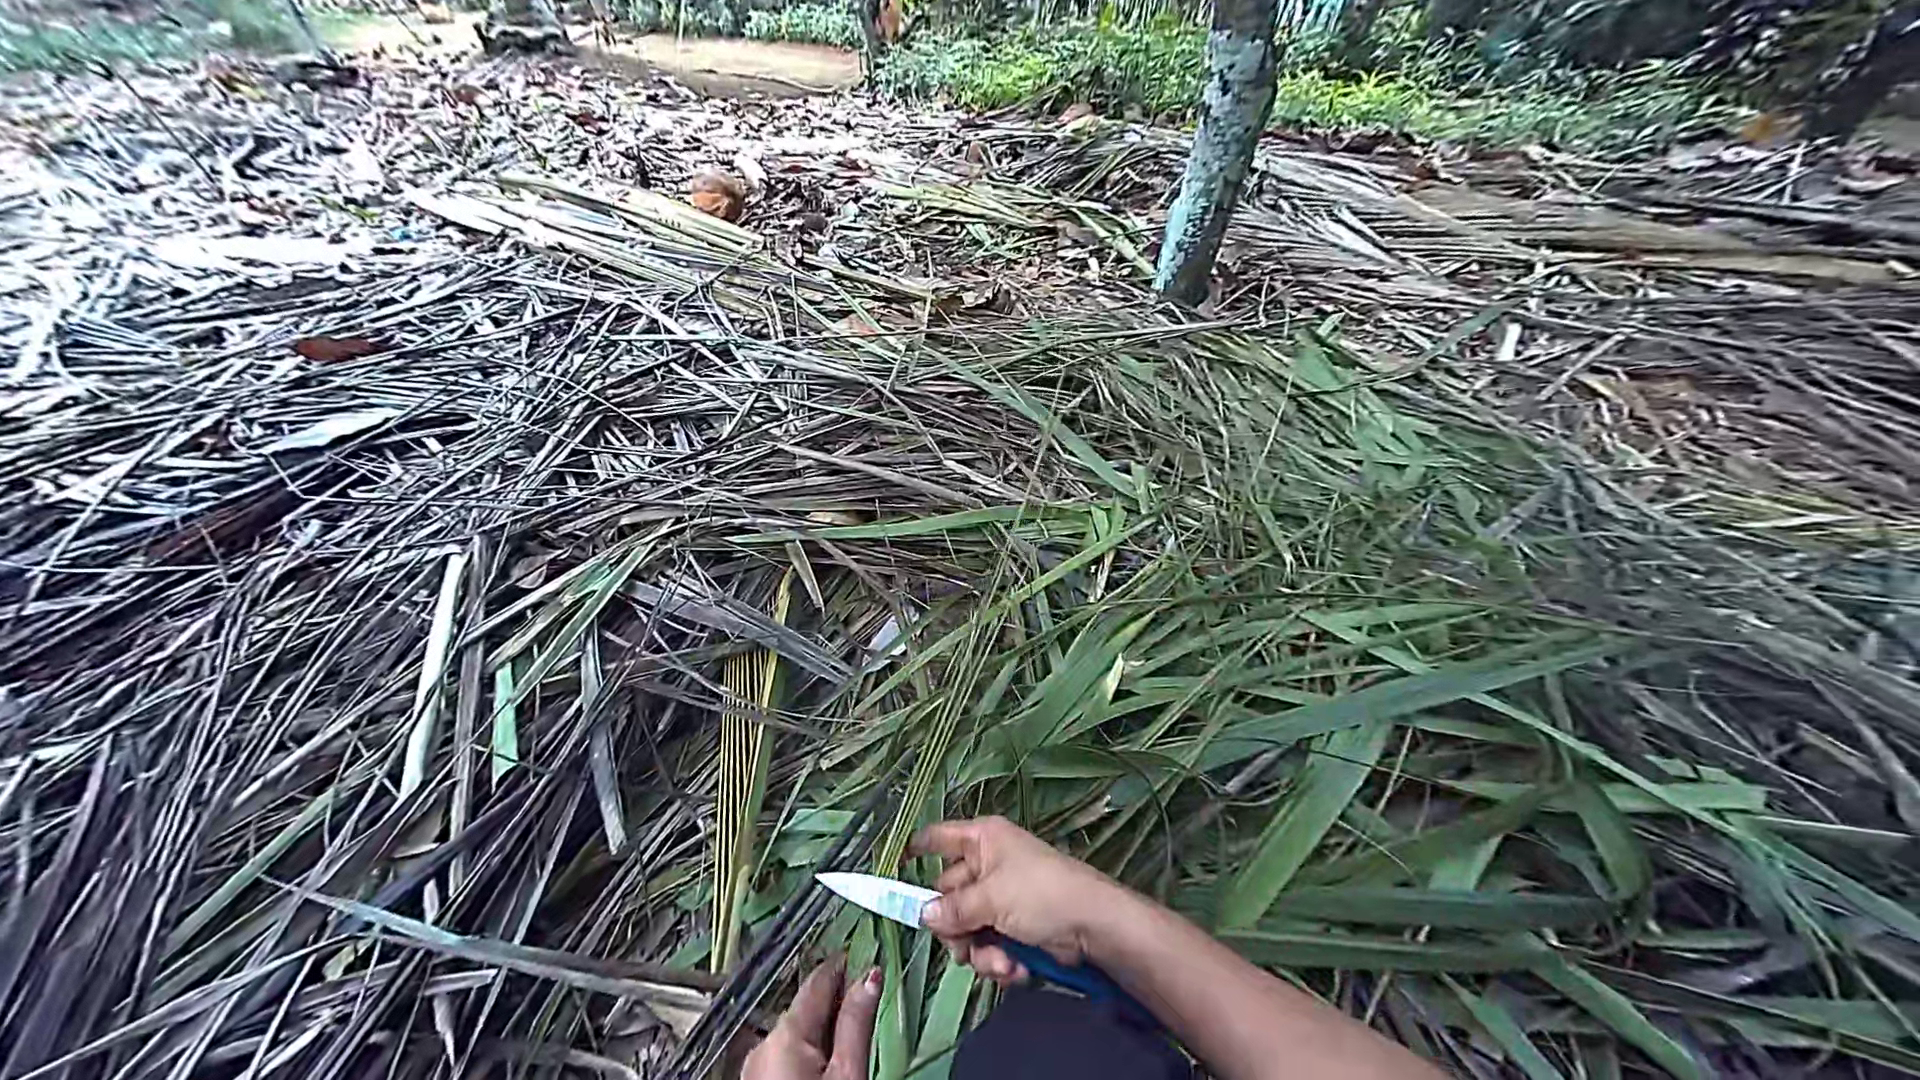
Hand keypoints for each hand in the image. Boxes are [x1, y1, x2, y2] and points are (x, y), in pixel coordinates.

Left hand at [743, 958, 880, 1079]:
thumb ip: (856, 1023)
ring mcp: (751, 1069)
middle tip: (867, 1003)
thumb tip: (871, 974)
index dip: (845, 965)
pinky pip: (783, 1057)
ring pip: (796, 1034)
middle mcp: (762, 1043)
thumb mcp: (848, 1076)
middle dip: (835, 1003)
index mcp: (785, 1032)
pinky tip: (823, 1067)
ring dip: (821, 1030)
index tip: (869, 959)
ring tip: (849, 1039)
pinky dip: (805, 1053)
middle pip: (807, 1007)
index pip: (819, 980)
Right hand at [909, 815, 1134, 985]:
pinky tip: (1014, 968)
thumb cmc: (1040, 892)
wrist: (1093, 924)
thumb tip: (923, 915)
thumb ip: (953, 908)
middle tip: (963, 942)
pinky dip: (996, 959)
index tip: (891, 870)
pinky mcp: (1011, 925)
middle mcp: (986, 863)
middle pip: (946, 894)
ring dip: (978, 950)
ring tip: (999, 959)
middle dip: (954, 925)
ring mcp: (998, 896)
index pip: (937, 837)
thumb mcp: (992, 897)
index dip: (914, 850)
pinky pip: (986, 943)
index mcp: (981, 840)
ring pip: (964, 926)